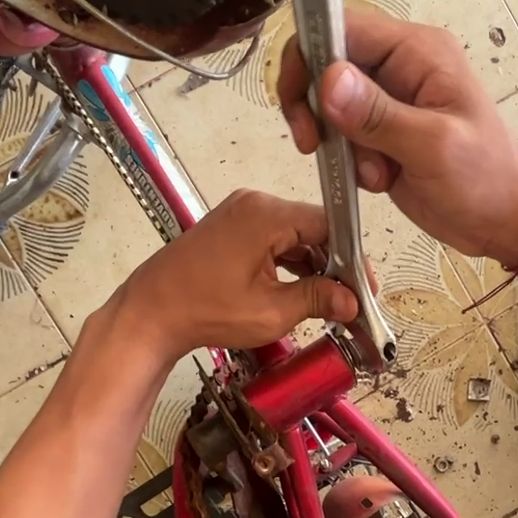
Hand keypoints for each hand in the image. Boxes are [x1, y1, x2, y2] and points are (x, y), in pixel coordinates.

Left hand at [111, 190, 358, 358]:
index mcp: (266, 214)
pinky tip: (300, 291)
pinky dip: (289, 264)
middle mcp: (255, 204)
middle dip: (334, 264)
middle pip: (312, 228)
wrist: (153, 313)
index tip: (364, 287)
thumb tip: (351, 302)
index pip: (329, 225)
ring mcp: (240, 214)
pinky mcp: (231, 229)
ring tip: (327, 301)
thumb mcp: (272, 311)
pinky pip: (273, 240)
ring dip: (312, 266)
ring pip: (294, 235)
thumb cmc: (205, 310)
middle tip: (349, 298)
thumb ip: (317, 300)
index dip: (352, 259)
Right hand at [277, 10, 517, 264]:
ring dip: (339, 145)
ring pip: (332, 108)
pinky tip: (380, 181)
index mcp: (417, 52)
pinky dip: (350, 163)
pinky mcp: (382, 138)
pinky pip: (344, 140)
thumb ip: (379, 115)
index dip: (310, 58)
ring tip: (374, 174)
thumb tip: (327, 80)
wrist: (504, 222)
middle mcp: (399, 69)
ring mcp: (389, 105)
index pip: (344, 29)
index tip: (300, 105)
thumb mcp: (432, 146)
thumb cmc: (485, 179)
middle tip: (314, 146)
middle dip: (317, 108)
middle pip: (328, 66)